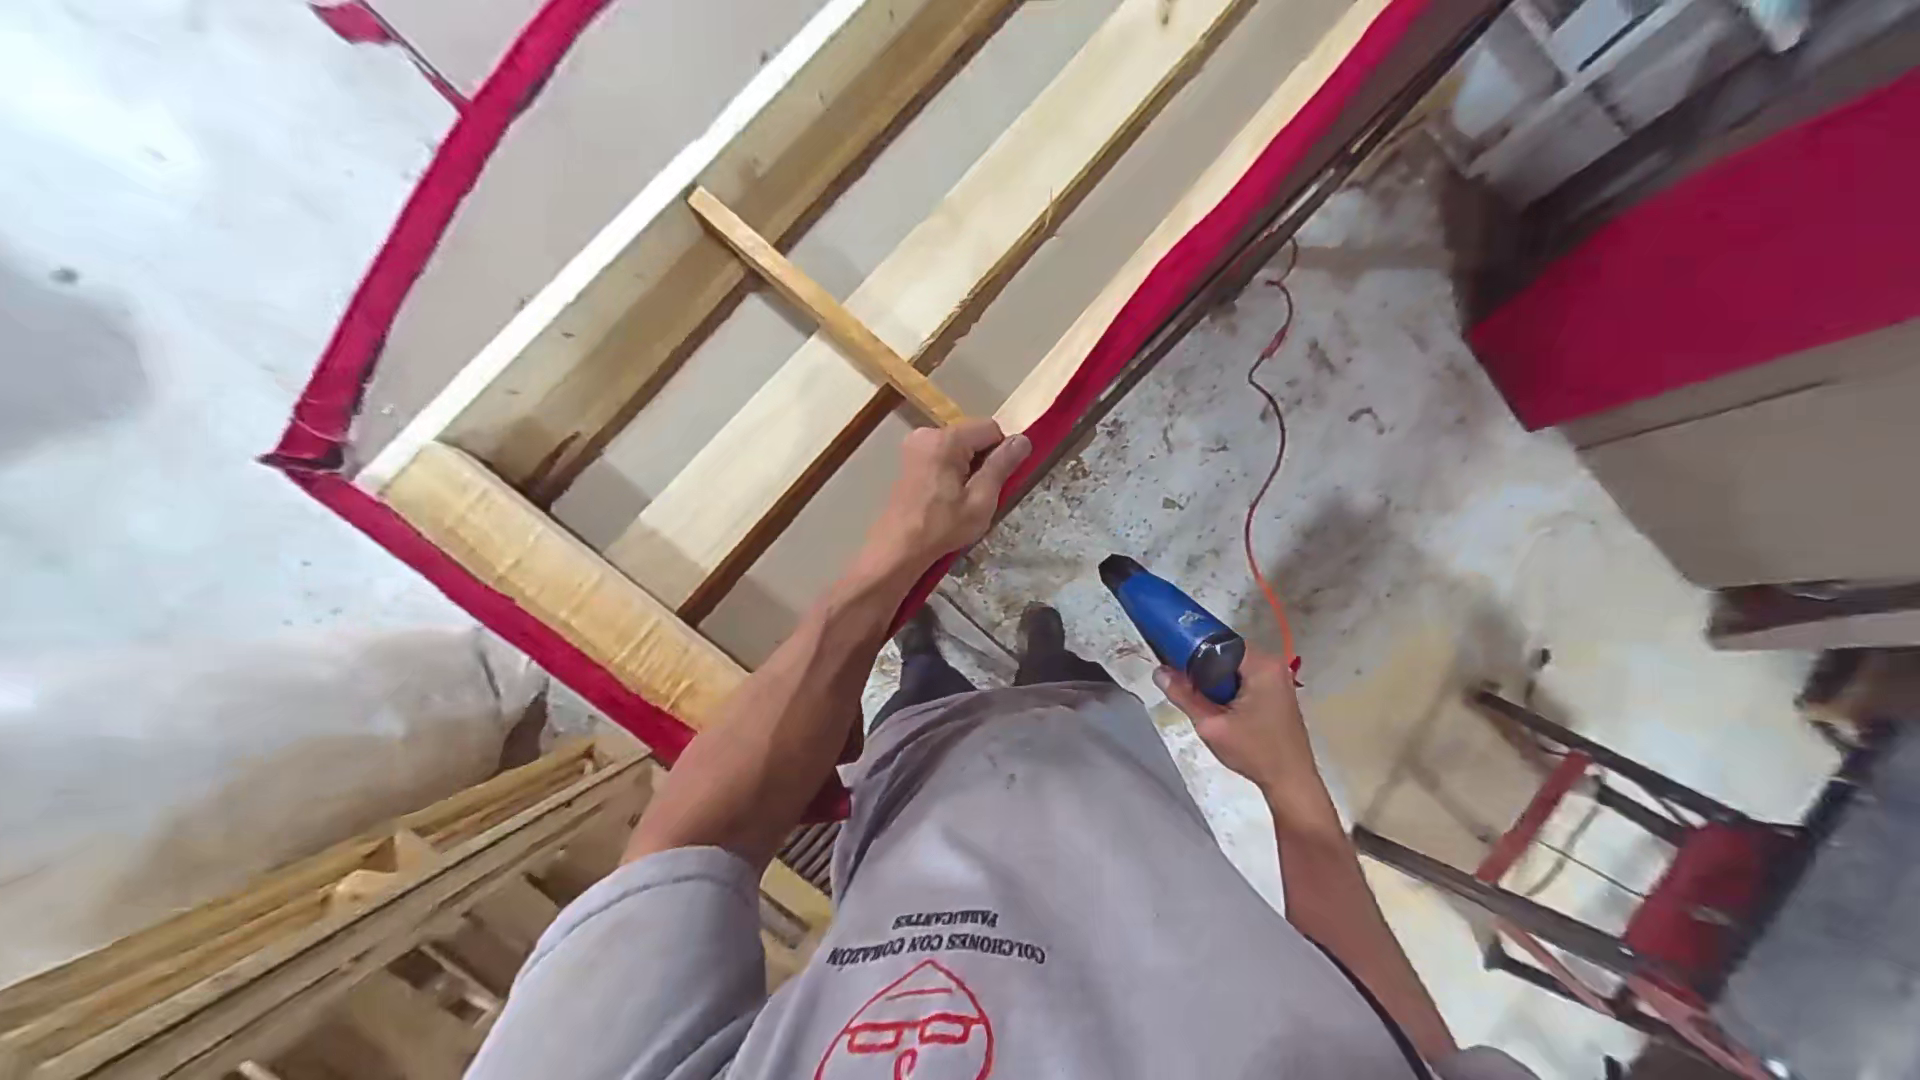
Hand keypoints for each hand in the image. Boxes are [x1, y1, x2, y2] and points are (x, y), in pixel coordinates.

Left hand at [862, 419, 1030, 571]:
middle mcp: (926, 433)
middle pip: (973, 435)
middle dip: (983, 460)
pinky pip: (943, 455)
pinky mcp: (909, 459)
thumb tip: (1023, 440)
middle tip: (980, 494)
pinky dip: (952, 470)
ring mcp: (914, 446)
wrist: (899, 548)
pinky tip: (948, 496)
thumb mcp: (981, 500)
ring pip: (959, 446)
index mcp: (945, 439)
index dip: (1001, 452)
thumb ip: (1002, 465)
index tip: (998, 481)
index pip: (990, 428)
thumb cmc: (941, 527)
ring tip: (963, 498)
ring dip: (968, 467)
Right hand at [1156, 649, 1335, 830]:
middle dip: (1201, 667)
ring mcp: (1276, 678)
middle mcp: (1272, 664)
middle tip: (1181, 683)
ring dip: (1213, 679)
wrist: (1290, 782)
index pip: (1217, 641)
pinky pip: (1242, 678)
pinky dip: (1226, 687)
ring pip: (1231, 667)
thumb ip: (1183, 695)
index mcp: (1261, 664)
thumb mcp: (1211, 725)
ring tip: (1195, 696)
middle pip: (1224, 653)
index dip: (1191, 649)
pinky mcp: (1275, 691)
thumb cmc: (1254, 752)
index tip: (1171, 660)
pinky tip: (1215, 704)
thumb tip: (1158, 672)